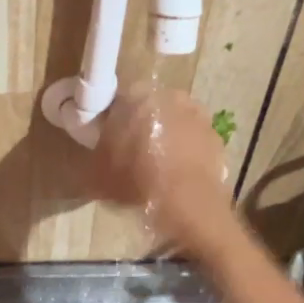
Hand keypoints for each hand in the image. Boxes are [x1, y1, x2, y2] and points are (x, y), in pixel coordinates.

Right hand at [91, 88, 232, 251]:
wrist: (188, 205)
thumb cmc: (137, 182)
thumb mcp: (96, 176)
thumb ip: (89, 160)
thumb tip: (87, 160)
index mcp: (137, 97)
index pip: (120, 100)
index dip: (114, 120)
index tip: (109, 140)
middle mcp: (170, 97)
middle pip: (150, 109)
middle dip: (141, 126)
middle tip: (131, 154)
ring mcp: (198, 115)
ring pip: (173, 122)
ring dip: (165, 137)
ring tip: (156, 167)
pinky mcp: (216, 137)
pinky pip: (193, 140)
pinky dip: (186, 152)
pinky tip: (176, 174)